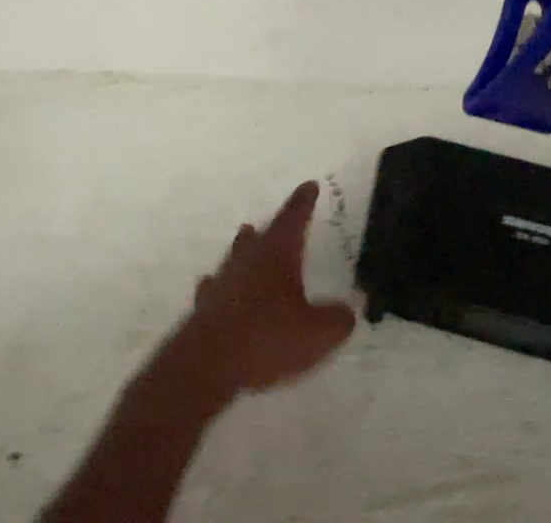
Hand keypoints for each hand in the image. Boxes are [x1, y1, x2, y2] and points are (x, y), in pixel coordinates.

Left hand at [169, 181, 355, 396]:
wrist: (207, 364)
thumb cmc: (267, 338)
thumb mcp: (318, 334)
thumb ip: (338, 320)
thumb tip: (346, 312)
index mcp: (277, 254)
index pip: (294, 218)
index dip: (304, 202)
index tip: (310, 185)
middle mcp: (248, 259)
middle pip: (261, 234)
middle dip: (274, 226)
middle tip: (281, 221)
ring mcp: (222, 281)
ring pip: (236, 255)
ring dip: (245, 248)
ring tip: (248, 238)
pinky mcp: (204, 306)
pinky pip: (216, 286)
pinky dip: (223, 284)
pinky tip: (217, 286)